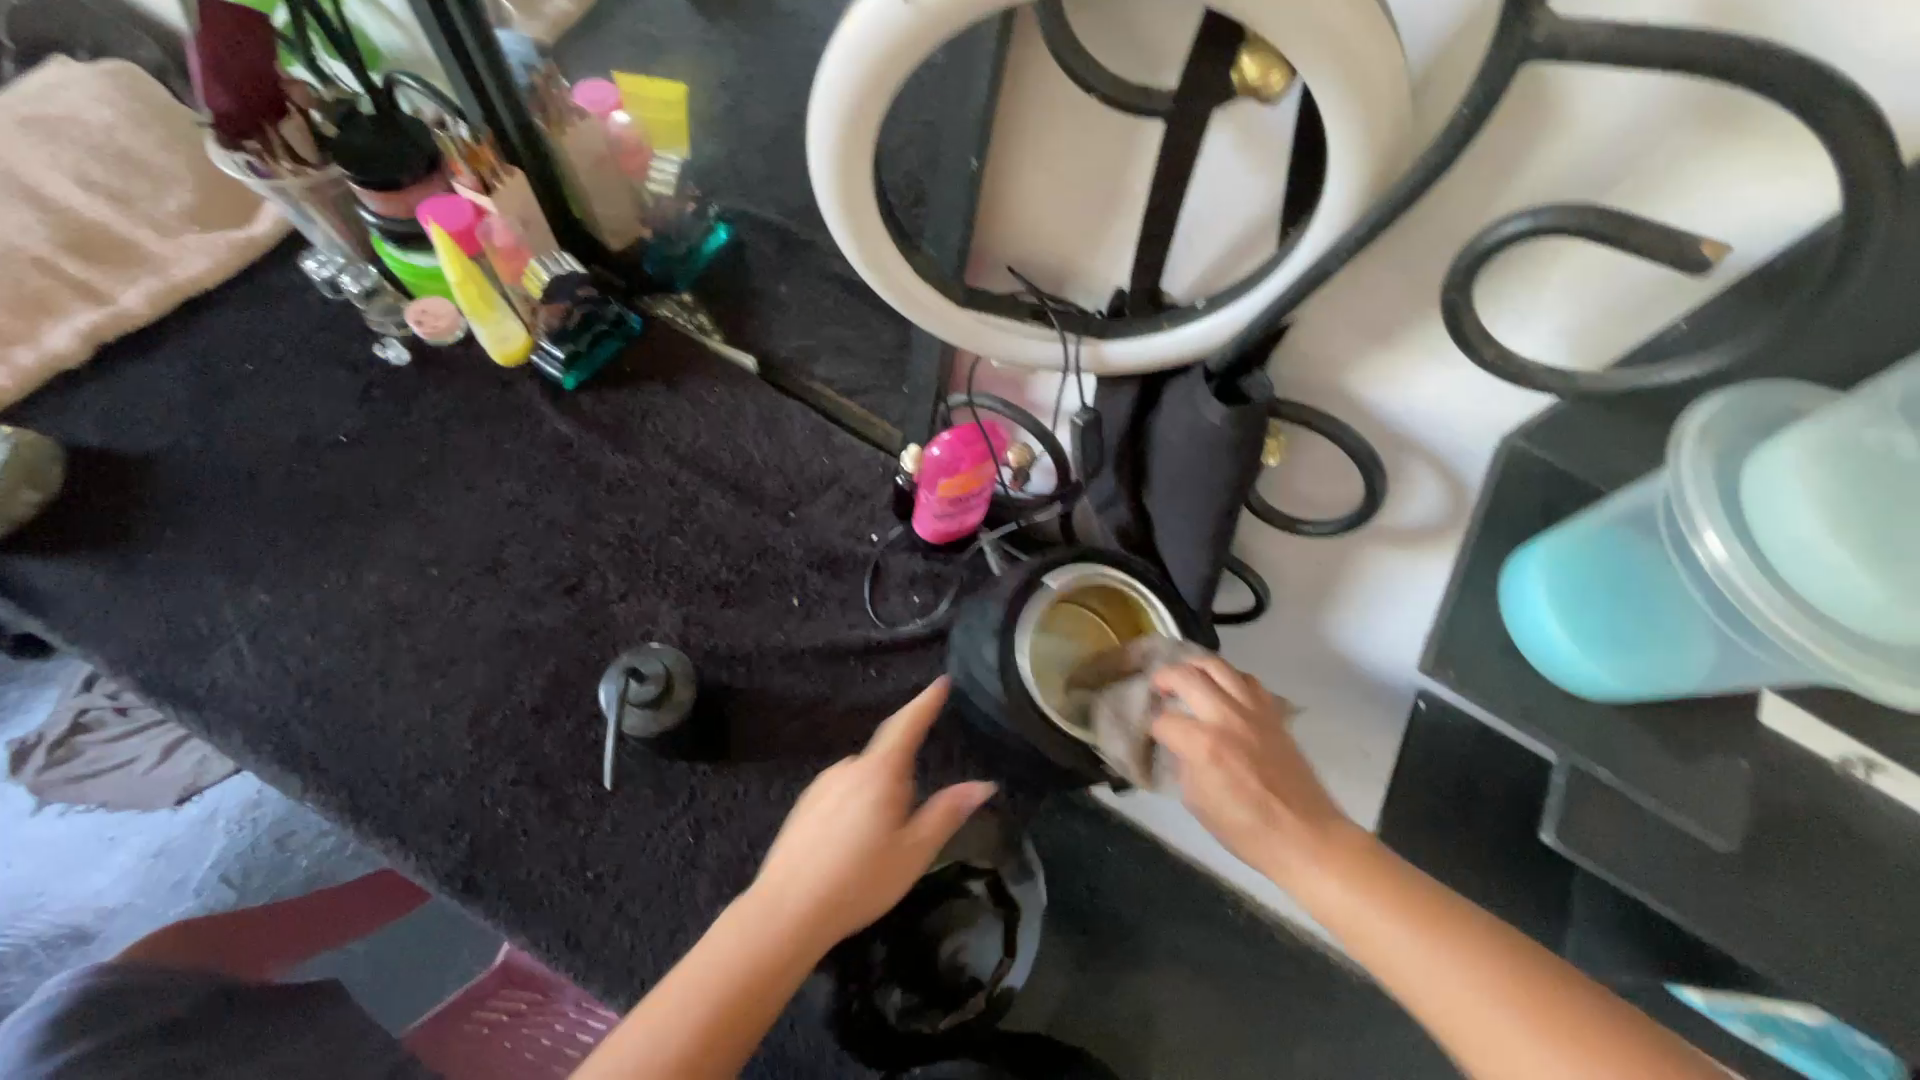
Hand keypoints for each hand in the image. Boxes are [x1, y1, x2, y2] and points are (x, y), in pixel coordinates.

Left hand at [749, 677, 996, 948]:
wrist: (787, 911)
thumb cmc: (859, 881)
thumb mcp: (915, 852)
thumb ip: (948, 813)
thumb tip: (984, 784)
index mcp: (879, 773)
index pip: (907, 726)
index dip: (926, 703)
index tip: (941, 682)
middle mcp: (848, 769)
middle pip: (886, 759)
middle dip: (903, 780)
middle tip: (910, 825)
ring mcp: (822, 786)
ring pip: (863, 780)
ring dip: (878, 798)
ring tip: (880, 846)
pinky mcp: (804, 806)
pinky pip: (842, 794)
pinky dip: (856, 809)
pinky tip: (852, 848)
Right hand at [1150, 658, 1355, 887]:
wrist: (1303, 835)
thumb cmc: (1245, 829)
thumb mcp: (1196, 801)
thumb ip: (1183, 764)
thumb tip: (1179, 745)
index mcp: (1203, 744)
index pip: (1163, 721)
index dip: (1152, 727)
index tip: (1152, 735)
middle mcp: (1226, 717)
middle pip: (1186, 676)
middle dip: (1164, 678)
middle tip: (1157, 688)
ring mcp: (1253, 711)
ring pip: (1219, 666)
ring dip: (1195, 666)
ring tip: (1187, 677)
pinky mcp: (1273, 713)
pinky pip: (1248, 680)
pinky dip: (1229, 678)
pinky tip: (1223, 691)